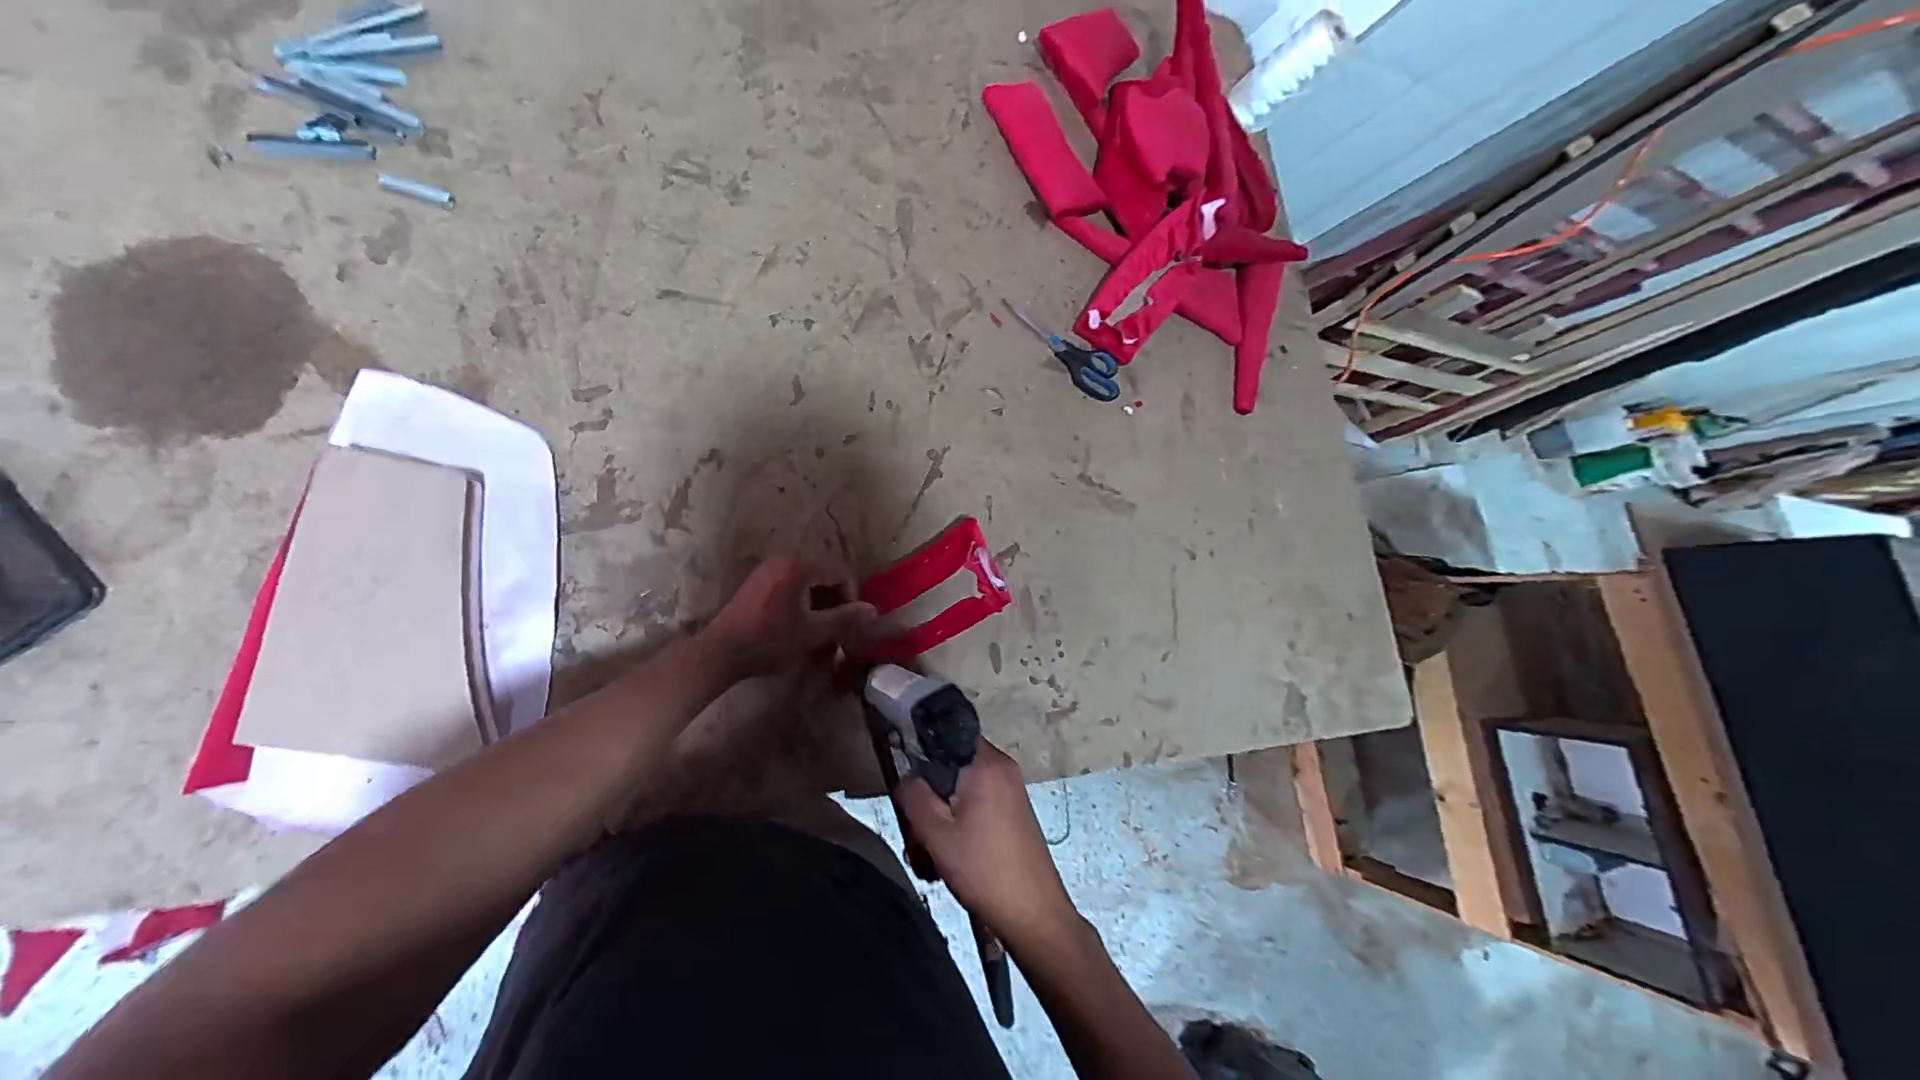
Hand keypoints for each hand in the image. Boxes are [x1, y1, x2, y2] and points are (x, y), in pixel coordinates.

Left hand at [700, 556, 875, 679]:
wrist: (720, 653)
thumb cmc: (769, 640)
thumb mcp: (812, 632)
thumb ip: (844, 619)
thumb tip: (873, 610)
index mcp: (799, 566)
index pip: (840, 572)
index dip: (851, 597)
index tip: (851, 623)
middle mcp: (783, 560)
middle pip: (824, 575)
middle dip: (836, 602)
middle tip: (838, 629)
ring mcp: (767, 571)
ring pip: (807, 583)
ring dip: (820, 605)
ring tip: (820, 631)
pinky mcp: (756, 584)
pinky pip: (790, 587)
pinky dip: (802, 604)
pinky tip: (799, 627)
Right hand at [892, 739, 1080, 947]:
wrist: (1034, 914)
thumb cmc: (984, 869)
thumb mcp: (936, 833)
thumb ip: (914, 795)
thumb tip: (906, 776)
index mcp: (987, 763)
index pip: (945, 735)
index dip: (919, 754)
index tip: (905, 782)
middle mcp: (1002, 768)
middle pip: (951, 766)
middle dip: (928, 795)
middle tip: (915, 831)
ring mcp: (1011, 790)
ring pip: (961, 789)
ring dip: (940, 815)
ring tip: (928, 852)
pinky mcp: (1013, 812)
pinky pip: (976, 804)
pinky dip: (959, 823)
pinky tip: (948, 855)